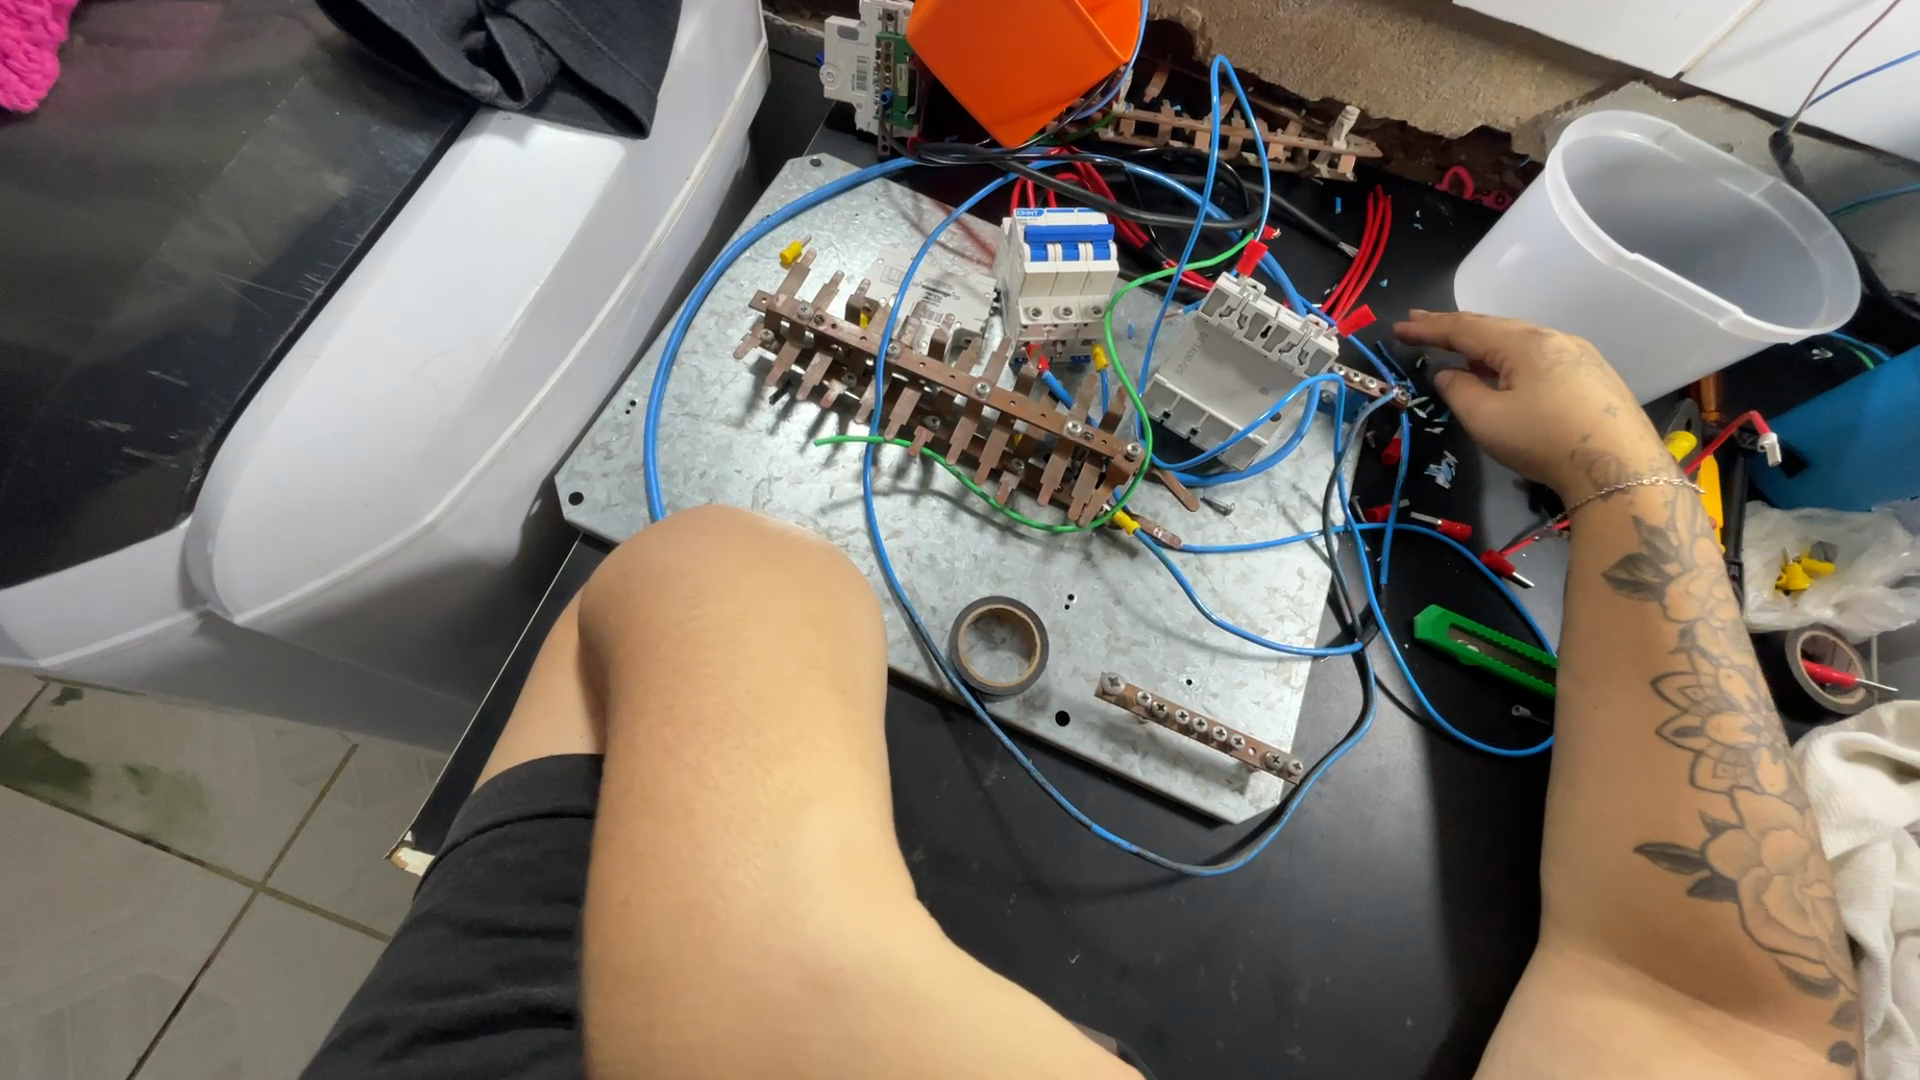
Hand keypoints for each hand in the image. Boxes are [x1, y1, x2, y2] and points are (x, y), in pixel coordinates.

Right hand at [1393, 310, 1674, 502]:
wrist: (1617, 466)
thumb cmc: (1543, 439)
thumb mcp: (1485, 418)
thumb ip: (1458, 391)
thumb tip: (1446, 375)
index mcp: (1524, 344)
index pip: (1465, 330)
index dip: (1428, 328)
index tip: (1399, 326)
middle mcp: (1553, 339)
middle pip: (1493, 326)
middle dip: (1452, 325)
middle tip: (1418, 321)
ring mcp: (1576, 354)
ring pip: (1515, 339)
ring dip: (1478, 339)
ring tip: (1452, 341)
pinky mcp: (1588, 373)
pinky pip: (1534, 353)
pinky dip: (1502, 352)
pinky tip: (1494, 364)